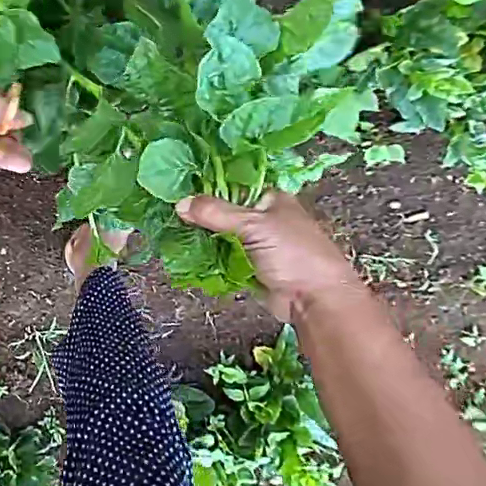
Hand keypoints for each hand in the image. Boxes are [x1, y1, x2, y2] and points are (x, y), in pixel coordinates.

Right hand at [176, 191, 367, 321]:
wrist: (315, 300)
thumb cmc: (293, 254)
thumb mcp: (254, 225)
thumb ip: (216, 213)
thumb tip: (181, 203)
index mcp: (270, 199)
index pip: (233, 184)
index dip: (208, 187)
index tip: (179, 188)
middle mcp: (263, 219)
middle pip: (224, 213)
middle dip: (201, 216)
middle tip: (170, 214)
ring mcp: (257, 245)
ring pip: (222, 237)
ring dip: (203, 239)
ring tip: (172, 234)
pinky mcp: (250, 268)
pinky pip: (224, 259)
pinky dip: (210, 259)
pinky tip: (186, 255)